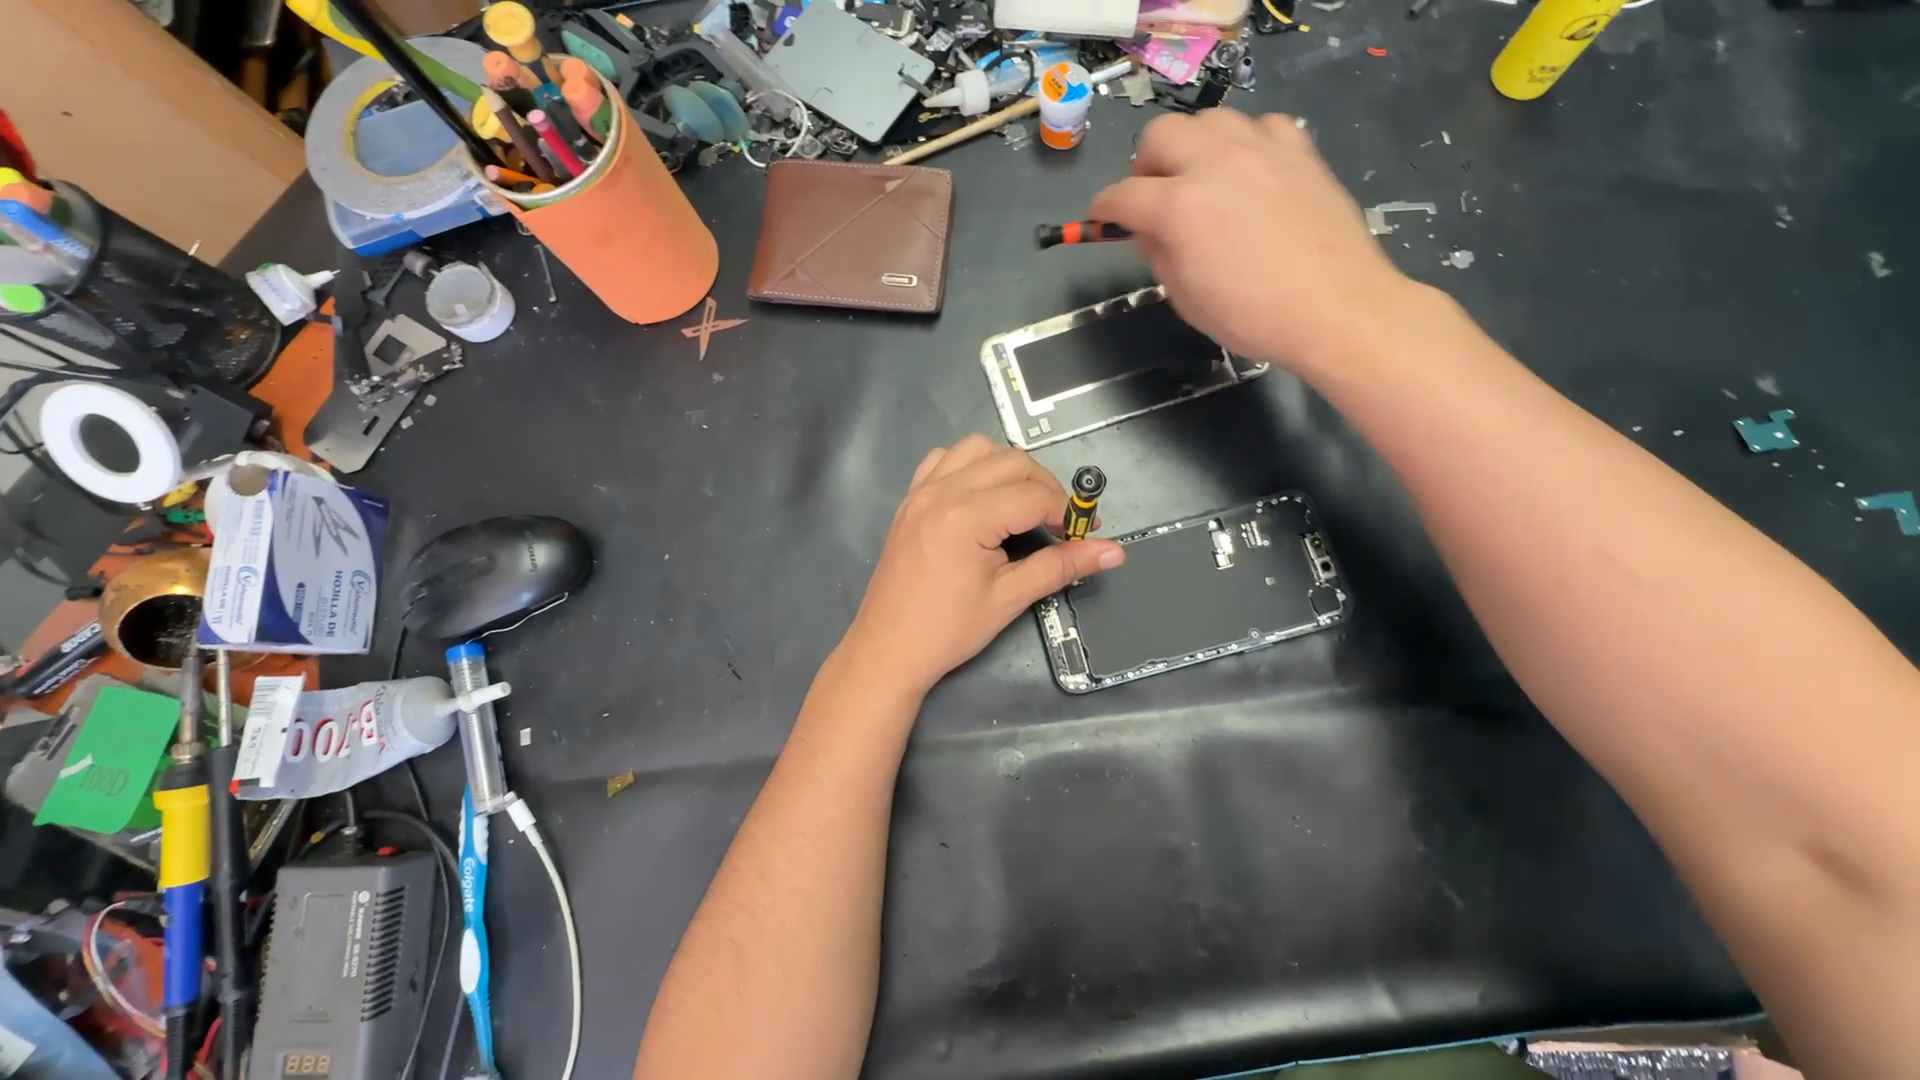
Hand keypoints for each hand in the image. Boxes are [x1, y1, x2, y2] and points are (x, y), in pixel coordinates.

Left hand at [843, 436, 1125, 694]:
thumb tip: (1114, 552)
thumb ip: (1062, 566)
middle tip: (1058, 523)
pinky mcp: (910, 500)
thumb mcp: (1010, 598)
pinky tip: (980, 496)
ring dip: (1008, 467)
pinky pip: (942, 460)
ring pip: (977, 449)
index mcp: (967, 516)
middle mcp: (942, 492)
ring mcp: (921, 492)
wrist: (888, 649)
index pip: (1033, 495)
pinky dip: (969, 466)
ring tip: (1022, 505)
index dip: (1065, 512)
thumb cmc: (948, 630)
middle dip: (1044, 486)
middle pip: (1011, 461)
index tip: (1081, 535)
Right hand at [1090, 109, 1412, 372]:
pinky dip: (1245, 143)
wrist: (1335, 308)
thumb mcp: (1186, 297)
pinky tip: (1249, 173)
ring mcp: (1260, 150)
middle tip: (1153, 196)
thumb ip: (1158, 254)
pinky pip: (1261, 125)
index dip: (1104, 210)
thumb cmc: (1253, 317)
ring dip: (1193, 146)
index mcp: (1179, 207)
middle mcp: (1214, 163)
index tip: (1102, 219)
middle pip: (1159, 134)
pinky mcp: (1298, 150)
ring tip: (1202, 179)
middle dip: (1145, 165)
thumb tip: (1147, 230)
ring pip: (1209, 119)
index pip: (1122, 196)